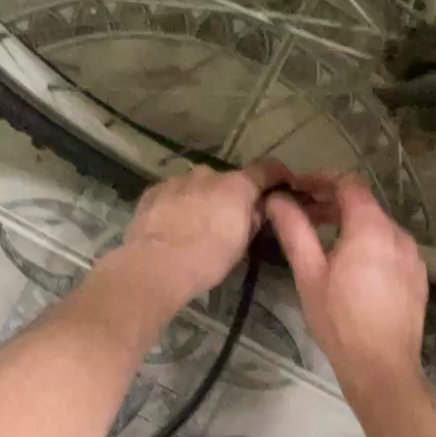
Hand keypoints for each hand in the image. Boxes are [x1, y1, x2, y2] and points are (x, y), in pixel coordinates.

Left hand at [111, 160, 292, 307]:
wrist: (155, 267)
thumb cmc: (206, 260)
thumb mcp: (241, 246)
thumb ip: (253, 220)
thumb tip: (258, 208)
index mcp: (236, 186)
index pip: (266, 169)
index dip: (277, 175)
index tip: (282, 185)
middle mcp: (208, 174)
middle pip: (227, 180)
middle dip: (231, 195)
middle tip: (228, 220)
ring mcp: (177, 180)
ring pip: (197, 185)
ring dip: (202, 199)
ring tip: (195, 225)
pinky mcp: (153, 191)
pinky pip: (173, 193)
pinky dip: (177, 204)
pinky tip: (171, 225)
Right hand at [265, 174, 428, 398]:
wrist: (382, 367)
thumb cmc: (340, 321)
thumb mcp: (309, 275)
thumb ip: (295, 231)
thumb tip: (277, 200)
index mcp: (371, 228)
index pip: (347, 183)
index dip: (320, 180)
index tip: (296, 188)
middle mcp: (398, 234)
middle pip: (363, 204)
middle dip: (331, 203)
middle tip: (301, 215)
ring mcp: (412, 255)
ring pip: (378, 226)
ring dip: (349, 224)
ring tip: (322, 242)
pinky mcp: (417, 276)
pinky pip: (390, 247)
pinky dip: (368, 244)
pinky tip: (350, 266)